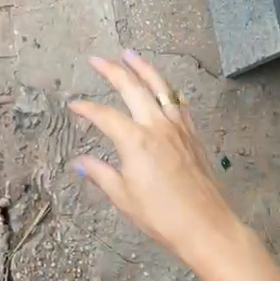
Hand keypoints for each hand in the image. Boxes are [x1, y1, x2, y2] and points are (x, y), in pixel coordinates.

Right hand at [70, 51, 244, 262]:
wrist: (206, 226)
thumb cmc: (162, 216)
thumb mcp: (124, 197)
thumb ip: (101, 174)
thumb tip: (81, 162)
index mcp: (135, 140)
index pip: (104, 115)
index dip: (86, 108)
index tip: (73, 104)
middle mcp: (157, 125)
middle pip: (133, 87)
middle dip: (113, 70)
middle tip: (97, 59)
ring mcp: (179, 127)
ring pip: (160, 87)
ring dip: (143, 68)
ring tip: (130, 54)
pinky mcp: (193, 134)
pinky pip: (178, 102)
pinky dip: (167, 89)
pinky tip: (163, 87)